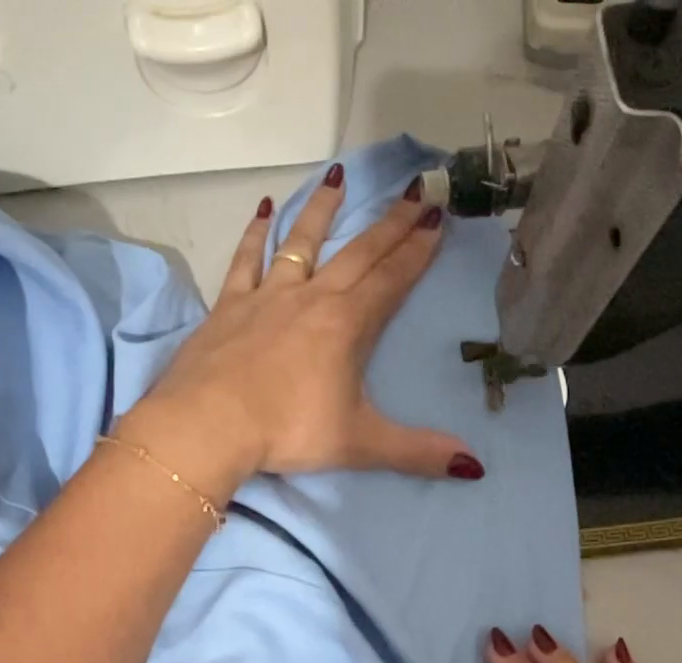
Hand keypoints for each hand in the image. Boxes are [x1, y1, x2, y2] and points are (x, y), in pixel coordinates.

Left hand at [118, 168, 480, 495]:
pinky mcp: (229, 305)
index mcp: (348, 325)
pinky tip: (264, 208)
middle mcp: (312, 299)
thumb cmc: (288, 431)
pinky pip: (246, 259)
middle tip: (414, 189)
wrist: (207, 425)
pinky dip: (256, 233)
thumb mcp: (360, 445)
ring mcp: (267, 296)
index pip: (392, 279)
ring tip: (339, 176)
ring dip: (323, 210)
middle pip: (358, 252)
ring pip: (302, 242)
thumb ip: (416, 452)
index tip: (438, 216)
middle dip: (390, 222)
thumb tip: (474, 467)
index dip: (418, 249)